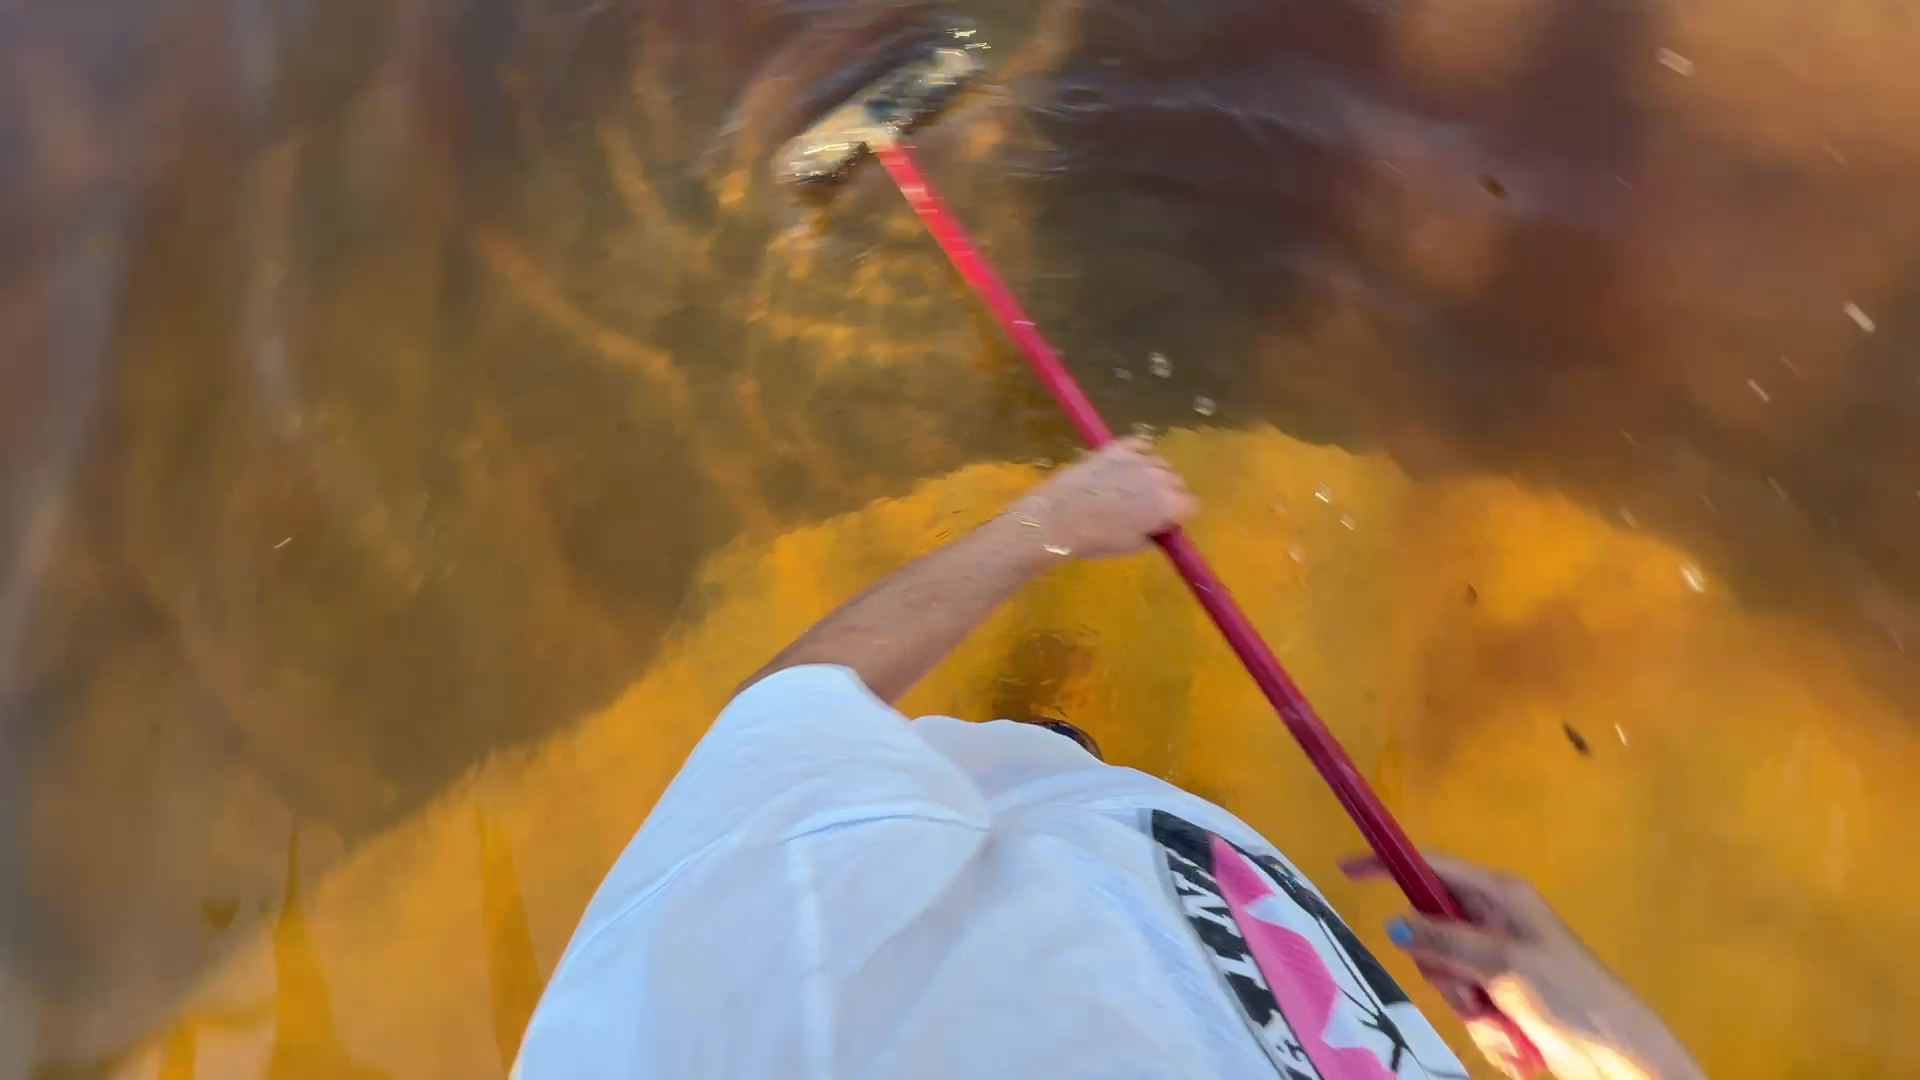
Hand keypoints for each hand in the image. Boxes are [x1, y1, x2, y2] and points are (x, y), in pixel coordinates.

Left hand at [1009, 437, 1195, 559]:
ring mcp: (1138, 459)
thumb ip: (1154, 535)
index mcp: (1168, 505)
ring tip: (1128, 487)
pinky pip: (1140, 443)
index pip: (1190, 505)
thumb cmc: (1095, 539)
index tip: (1162, 523)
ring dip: (1151, 475)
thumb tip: (1158, 527)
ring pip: (1159, 463)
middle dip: (1166, 494)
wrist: (1057, 518)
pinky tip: (1127, 463)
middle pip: (1176, 482)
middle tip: (1143, 507)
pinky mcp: (1116, 447)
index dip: (1177, 515)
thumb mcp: (1131, 546)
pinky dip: (1138, 452)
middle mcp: (1159, 478)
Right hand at [1342, 854, 1703, 1079]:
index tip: (1346, 869)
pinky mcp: (1499, 992)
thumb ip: (1443, 941)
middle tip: (1465, 989)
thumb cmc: (1572, 997)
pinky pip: (1460, 997)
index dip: (1386, 864)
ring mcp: (1494, 956)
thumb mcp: (1502, 963)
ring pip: (1439, 966)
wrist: (1625, 1064)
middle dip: (1438, 964)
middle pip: (1426, 925)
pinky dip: (1478, 1021)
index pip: (1427, 866)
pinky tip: (1508, 1037)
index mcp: (1497, 894)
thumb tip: (1393, 926)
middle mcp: (1491, 919)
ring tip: (1495, 1018)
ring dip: (1460, 998)